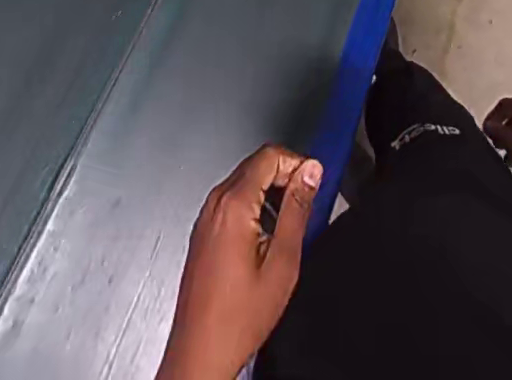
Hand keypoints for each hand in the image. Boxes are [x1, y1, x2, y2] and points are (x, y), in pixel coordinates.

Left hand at [157, 146, 321, 379]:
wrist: (200, 356)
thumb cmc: (236, 319)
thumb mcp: (283, 261)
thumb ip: (298, 208)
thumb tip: (311, 171)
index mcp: (232, 206)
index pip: (269, 155)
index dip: (297, 164)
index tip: (312, 183)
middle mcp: (214, 205)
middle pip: (256, 163)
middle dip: (286, 176)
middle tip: (304, 203)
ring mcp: (205, 217)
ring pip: (246, 180)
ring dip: (271, 191)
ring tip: (287, 225)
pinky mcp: (203, 231)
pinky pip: (233, 199)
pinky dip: (255, 205)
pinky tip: (266, 237)